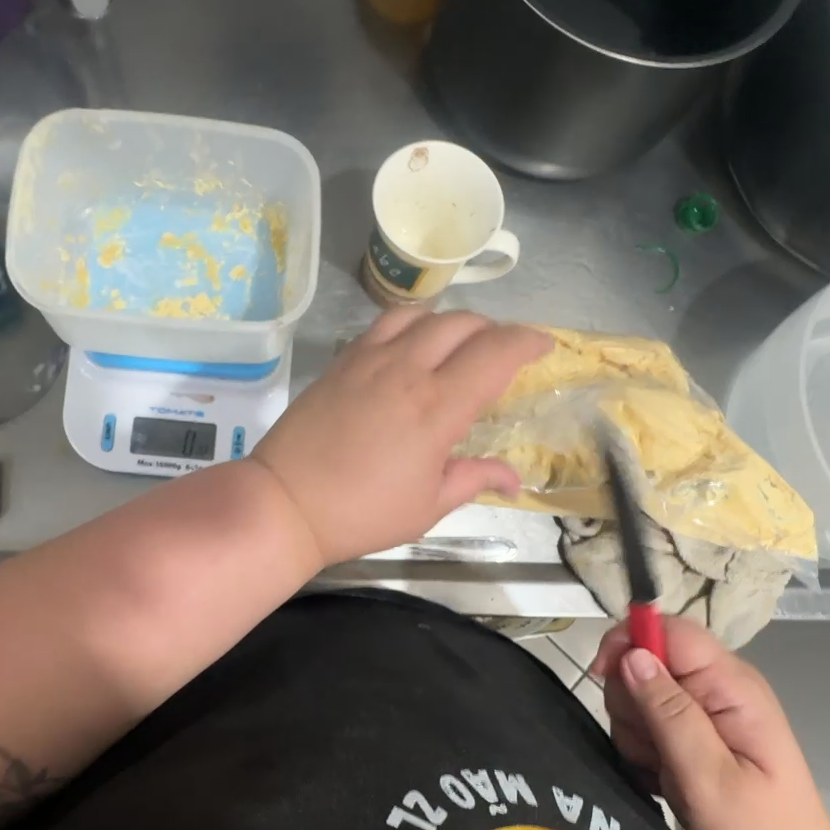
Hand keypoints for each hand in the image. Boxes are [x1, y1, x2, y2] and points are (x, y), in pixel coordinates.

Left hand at [250, 308, 551, 565]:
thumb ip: (473, 479)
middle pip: (462, 324)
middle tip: (500, 354)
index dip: (527, 343)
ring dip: (451, 322)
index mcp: (437, 407)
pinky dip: (411, 325)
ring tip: (457, 344)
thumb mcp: (427, 506)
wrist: (286, 503)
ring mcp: (368, 360)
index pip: (496, 354)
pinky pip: (384, 325)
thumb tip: (514, 478)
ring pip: (422, 315)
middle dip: (493, 331)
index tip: (543, 347)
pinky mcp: (341, 362)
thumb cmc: (362, 514)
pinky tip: (410, 347)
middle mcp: (406, 370)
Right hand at [594, 617, 829, 829]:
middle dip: (629, 700)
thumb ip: (669, 713)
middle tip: (651, 748)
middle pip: (644, 658)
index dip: (628, 640)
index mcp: (730, 684)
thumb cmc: (756, 826)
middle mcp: (716, 683)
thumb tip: (632, 655)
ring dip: (634, 728)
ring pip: (635, 690)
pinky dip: (640, 744)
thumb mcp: (708, 776)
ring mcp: (703, 703)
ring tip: (661, 767)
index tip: (602, 676)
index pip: (669, 629)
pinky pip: (641, 717)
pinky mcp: (690, 724)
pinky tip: (661, 771)